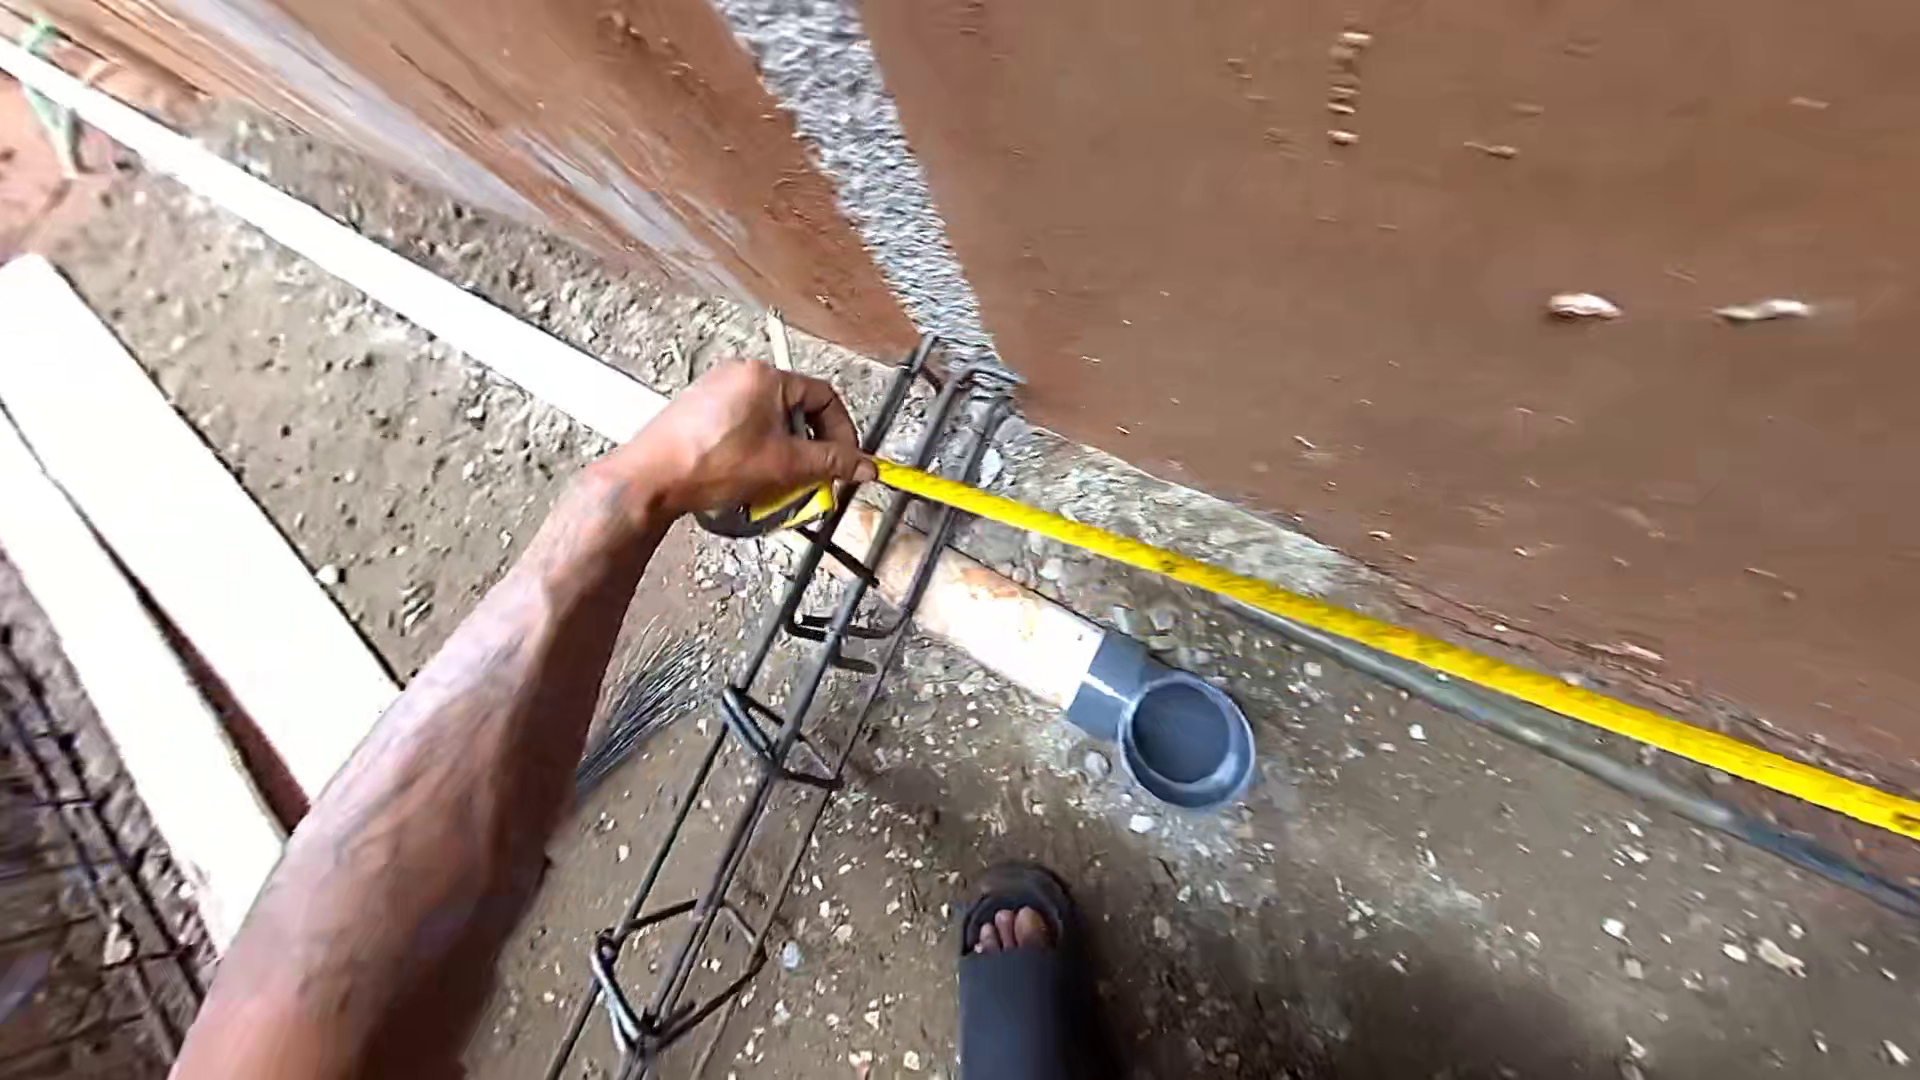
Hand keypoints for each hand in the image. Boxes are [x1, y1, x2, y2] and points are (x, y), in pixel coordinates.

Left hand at [592, 356, 873, 522]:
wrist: (650, 480)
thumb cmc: (712, 464)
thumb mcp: (785, 465)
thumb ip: (832, 463)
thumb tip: (866, 466)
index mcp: (766, 377)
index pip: (825, 397)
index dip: (843, 432)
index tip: (847, 462)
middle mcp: (742, 375)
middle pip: (800, 410)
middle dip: (814, 447)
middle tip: (818, 477)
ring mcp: (720, 391)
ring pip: (775, 422)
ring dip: (790, 453)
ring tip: (785, 483)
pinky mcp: (704, 411)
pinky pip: (750, 428)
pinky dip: (764, 452)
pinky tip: (756, 478)